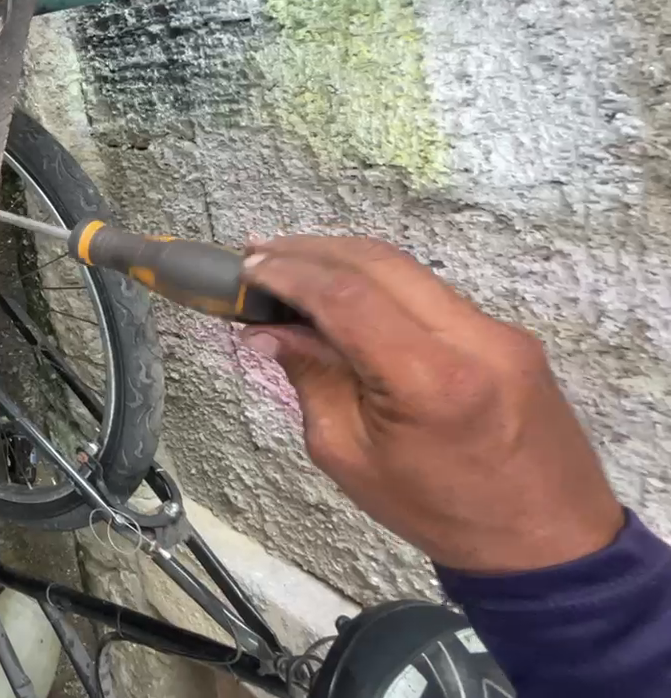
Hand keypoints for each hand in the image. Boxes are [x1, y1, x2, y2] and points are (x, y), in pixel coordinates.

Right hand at [242, 236, 623, 573]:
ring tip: (283, 261)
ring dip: (335, 256)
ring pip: (402, 267)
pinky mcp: (505, 335)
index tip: (243, 269)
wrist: (550, 543)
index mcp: (431, 380)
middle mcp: (474, 342)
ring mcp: (499, 334)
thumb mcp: (344, 449)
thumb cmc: (435, 508)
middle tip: (254, 254)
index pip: (346, 297)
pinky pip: (423, 287)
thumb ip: (309, 376)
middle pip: (376, 263)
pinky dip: (368, 276)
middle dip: (306, 251)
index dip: (287, 274)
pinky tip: (332, 286)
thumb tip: (264, 330)